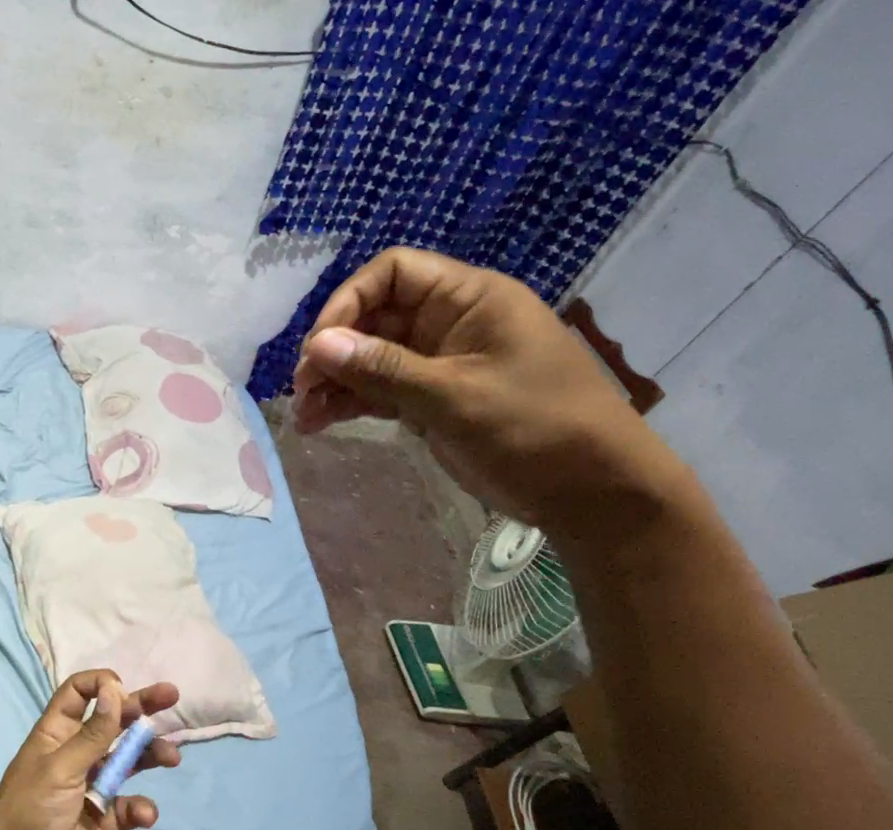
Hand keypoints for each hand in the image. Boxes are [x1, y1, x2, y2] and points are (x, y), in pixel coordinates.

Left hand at [0, 671, 181, 829]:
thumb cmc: (30, 813)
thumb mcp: (60, 769)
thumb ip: (92, 733)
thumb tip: (114, 688)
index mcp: (55, 734)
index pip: (78, 694)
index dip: (100, 684)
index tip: (122, 687)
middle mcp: (77, 754)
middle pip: (113, 720)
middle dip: (141, 706)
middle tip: (172, 694)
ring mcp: (94, 785)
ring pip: (131, 759)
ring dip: (152, 754)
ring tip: (173, 757)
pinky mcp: (108, 818)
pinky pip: (133, 804)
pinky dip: (142, 807)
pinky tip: (143, 813)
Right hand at [290, 247, 687, 538]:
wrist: (591, 492)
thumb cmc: (535, 428)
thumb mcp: (454, 396)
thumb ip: (383, 369)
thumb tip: (316, 345)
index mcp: (470, 299)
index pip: (393, 273)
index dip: (348, 301)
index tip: (319, 347)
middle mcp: (451, 323)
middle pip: (374, 318)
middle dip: (333, 350)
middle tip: (302, 390)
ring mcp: (440, 364)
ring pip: (371, 359)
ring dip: (334, 383)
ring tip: (302, 416)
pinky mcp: (433, 401)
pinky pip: (380, 391)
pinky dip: (350, 405)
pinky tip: (318, 424)